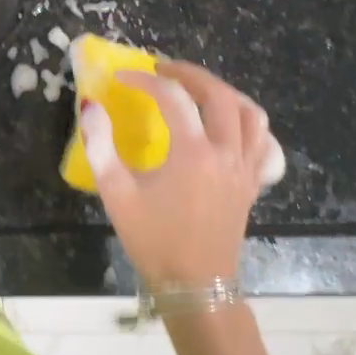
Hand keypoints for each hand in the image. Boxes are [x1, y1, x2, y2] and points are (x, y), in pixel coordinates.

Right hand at [80, 60, 277, 286]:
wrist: (194, 285)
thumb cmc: (151, 238)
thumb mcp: (115, 191)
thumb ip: (99, 144)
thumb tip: (90, 106)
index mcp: (193, 153)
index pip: (172, 97)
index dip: (145, 79)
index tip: (121, 78)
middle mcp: (226, 154)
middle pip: (220, 95)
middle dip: (190, 74)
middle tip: (162, 69)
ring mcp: (246, 170)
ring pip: (251, 115)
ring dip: (224, 93)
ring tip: (196, 90)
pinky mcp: (252, 184)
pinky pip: (264, 144)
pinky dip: (250, 125)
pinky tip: (229, 126)